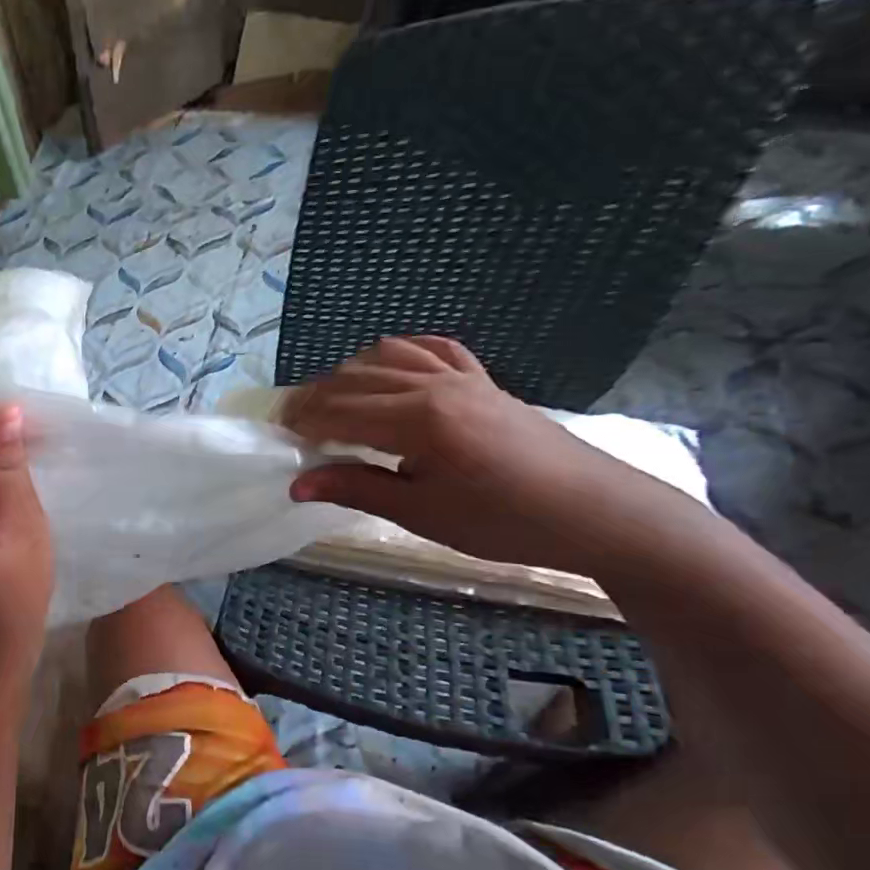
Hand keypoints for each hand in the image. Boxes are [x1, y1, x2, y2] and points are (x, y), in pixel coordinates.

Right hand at [284, 336, 710, 577]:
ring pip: (390, 355)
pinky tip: (389, 363)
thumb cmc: (503, 522)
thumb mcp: (423, 513)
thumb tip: (299, 483)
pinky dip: (401, 352)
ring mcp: (463, 376)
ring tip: (332, 399)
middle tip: (293, 422)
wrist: (589, 511)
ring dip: (352, 372)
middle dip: (317, 397)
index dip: (304, 421)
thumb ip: (358, 489)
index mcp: (418, 420)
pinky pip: (434, 348)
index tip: (279, 435)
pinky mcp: (484, 380)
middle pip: (357, 379)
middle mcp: (435, 385)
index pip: (341, 411)